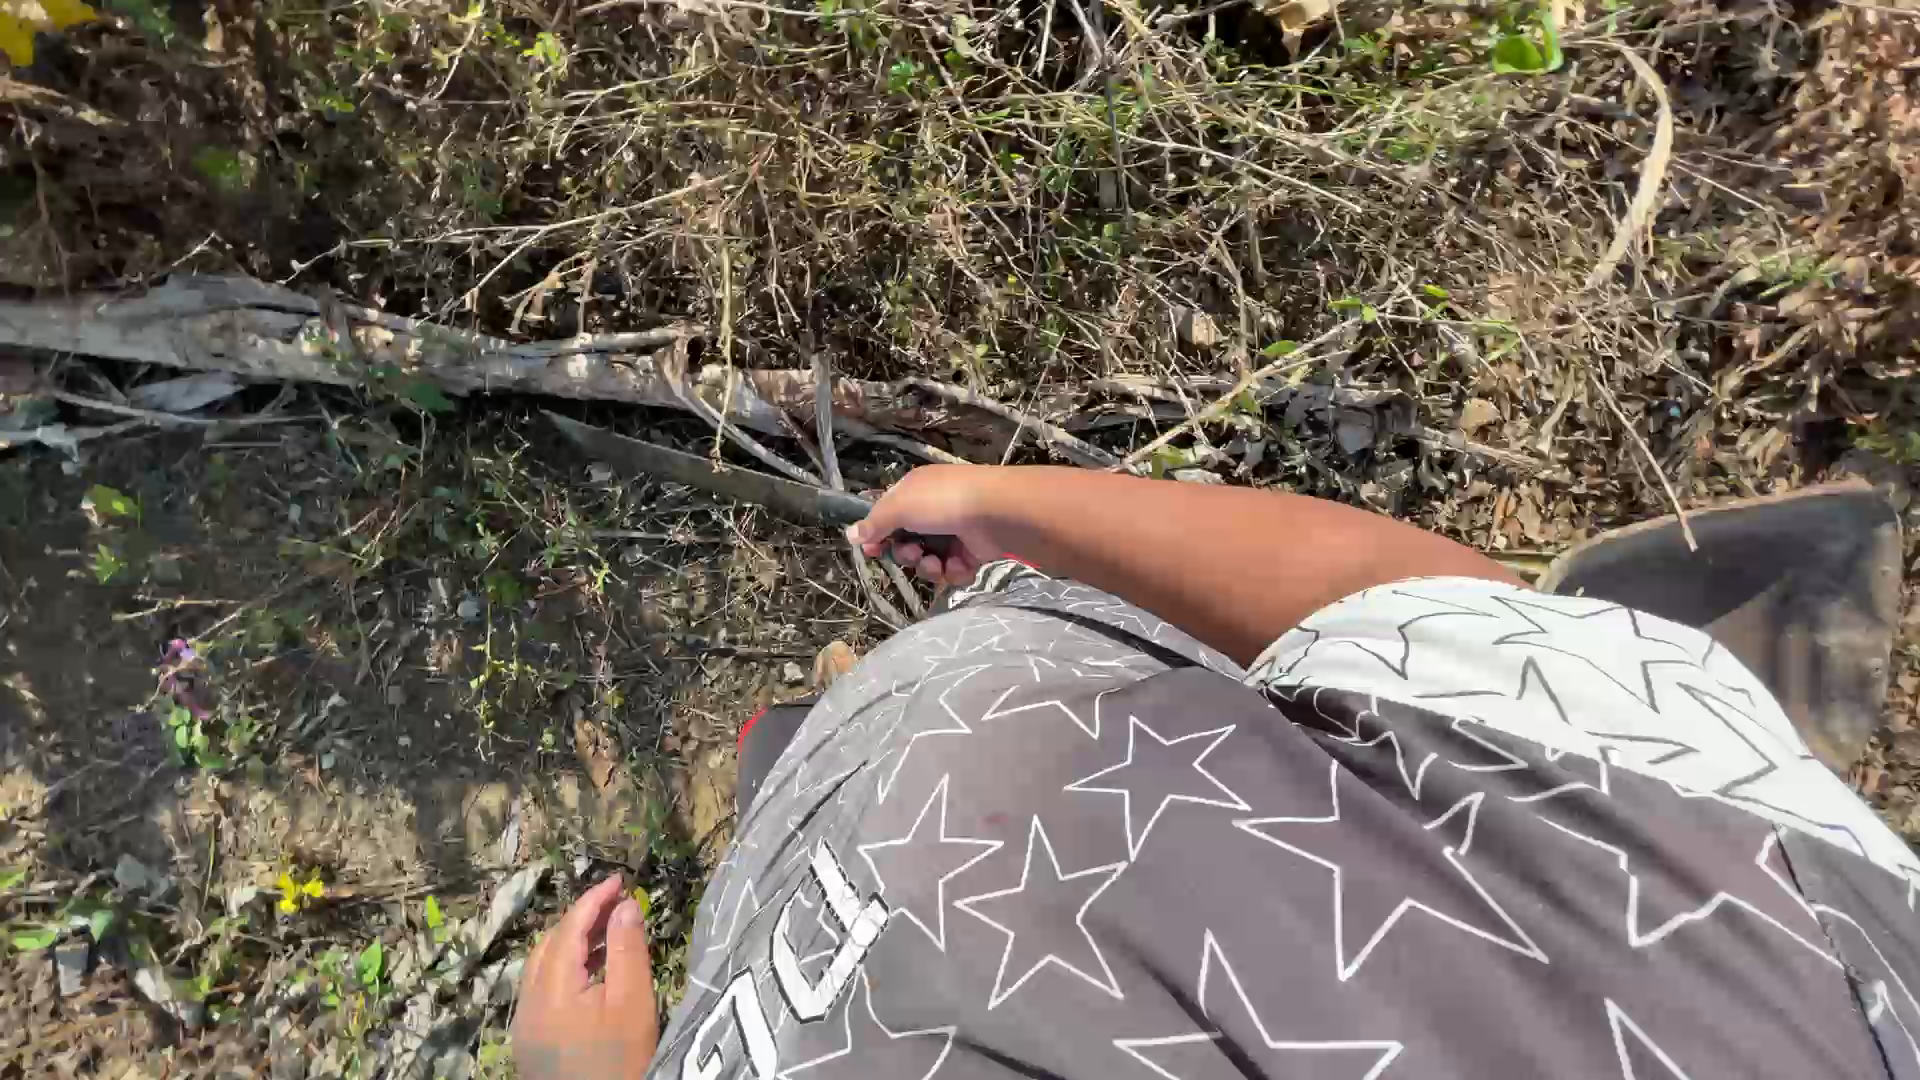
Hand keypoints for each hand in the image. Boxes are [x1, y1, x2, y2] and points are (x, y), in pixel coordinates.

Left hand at [512, 875, 658, 1079]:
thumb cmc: (622, 1059)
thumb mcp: (633, 1000)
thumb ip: (627, 948)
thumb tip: (624, 904)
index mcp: (552, 991)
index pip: (568, 928)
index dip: (594, 899)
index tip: (621, 880)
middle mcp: (529, 1005)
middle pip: (549, 944)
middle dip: (582, 916)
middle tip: (618, 901)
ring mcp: (525, 1026)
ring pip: (543, 965)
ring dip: (573, 939)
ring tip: (611, 927)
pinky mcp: (531, 1041)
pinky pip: (543, 987)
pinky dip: (567, 965)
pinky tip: (595, 967)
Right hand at [848, 465, 1006, 585]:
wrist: (997, 512)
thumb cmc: (943, 502)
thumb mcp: (901, 507)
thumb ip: (875, 523)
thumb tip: (850, 535)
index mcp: (915, 491)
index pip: (887, 515)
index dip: (877, 535)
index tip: (871, 551)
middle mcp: (933, 510)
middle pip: (906, 543)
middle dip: (906, 554)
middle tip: (914, 553)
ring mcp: (954, 532)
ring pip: (928, 560)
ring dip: (928, 567)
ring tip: (938, 563)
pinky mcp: (972, 552)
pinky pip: (952, 570)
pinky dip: (953, 571)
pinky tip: (960, 564)